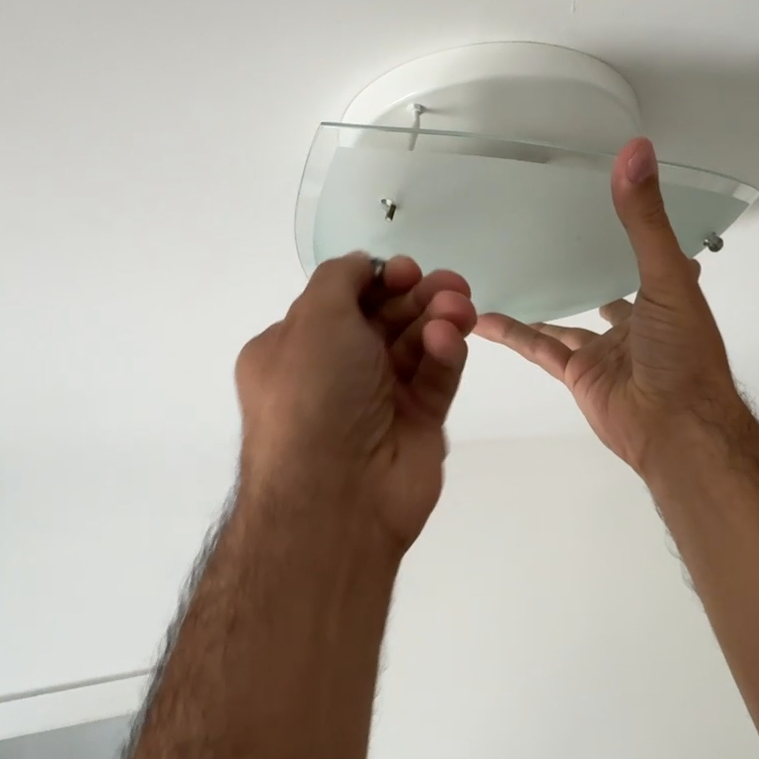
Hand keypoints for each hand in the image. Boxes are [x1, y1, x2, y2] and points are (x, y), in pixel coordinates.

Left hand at [235, 253, 476, 548]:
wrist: (336, 494)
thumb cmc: (313, 395)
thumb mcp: (313, 319)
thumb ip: (342, 279)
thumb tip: (365, 265)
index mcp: (300, 348)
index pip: (346, 301)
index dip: (379, 280)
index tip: (404, 272)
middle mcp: (339, 371)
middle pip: (388, 319)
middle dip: (419, 295)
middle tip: (448, 285)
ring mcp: (381, 398)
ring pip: (419, 345)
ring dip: (439, 319)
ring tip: (459, 307)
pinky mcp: (420, 421)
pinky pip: (437, 377)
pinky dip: (445, 355)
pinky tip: (448, 342)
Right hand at [475, 138, 745, 472]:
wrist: (673, 427)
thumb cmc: (680, 352)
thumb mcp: (665, 276)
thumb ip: (645, 218)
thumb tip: (636, 148)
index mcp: (667, 294)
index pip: (657, 255)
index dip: (643, 231)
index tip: (617, 203)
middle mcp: (638, 322)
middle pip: (608, 288)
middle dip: (589, 269)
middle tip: (552, 237)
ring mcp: (607, 351)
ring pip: (568, 322)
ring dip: (544, 303)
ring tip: (512, 272)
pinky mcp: (579, 375)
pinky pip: (541, 349)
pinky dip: (514, 335)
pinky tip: (484, 318)